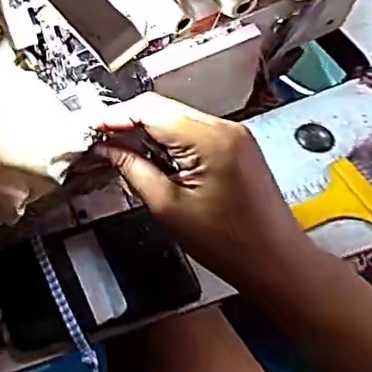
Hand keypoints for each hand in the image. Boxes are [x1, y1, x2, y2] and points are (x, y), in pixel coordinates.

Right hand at [99, 93, 326, 294]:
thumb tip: (107, 148)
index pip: (150, 109)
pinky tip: (151, 155)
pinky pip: (191, 129)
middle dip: (128, 121)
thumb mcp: (168, 207)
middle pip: (162, 108)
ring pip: (175, 116)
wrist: (278, 263)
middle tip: (100, 139)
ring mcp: (233, 134)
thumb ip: (132, 169)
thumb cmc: (231, 244)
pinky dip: (166, 138)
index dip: (116, 116)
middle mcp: (225, 128)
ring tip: (120, 149)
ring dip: (146, 129)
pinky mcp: (235, 144)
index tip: (93, 127)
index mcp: (210, 140)